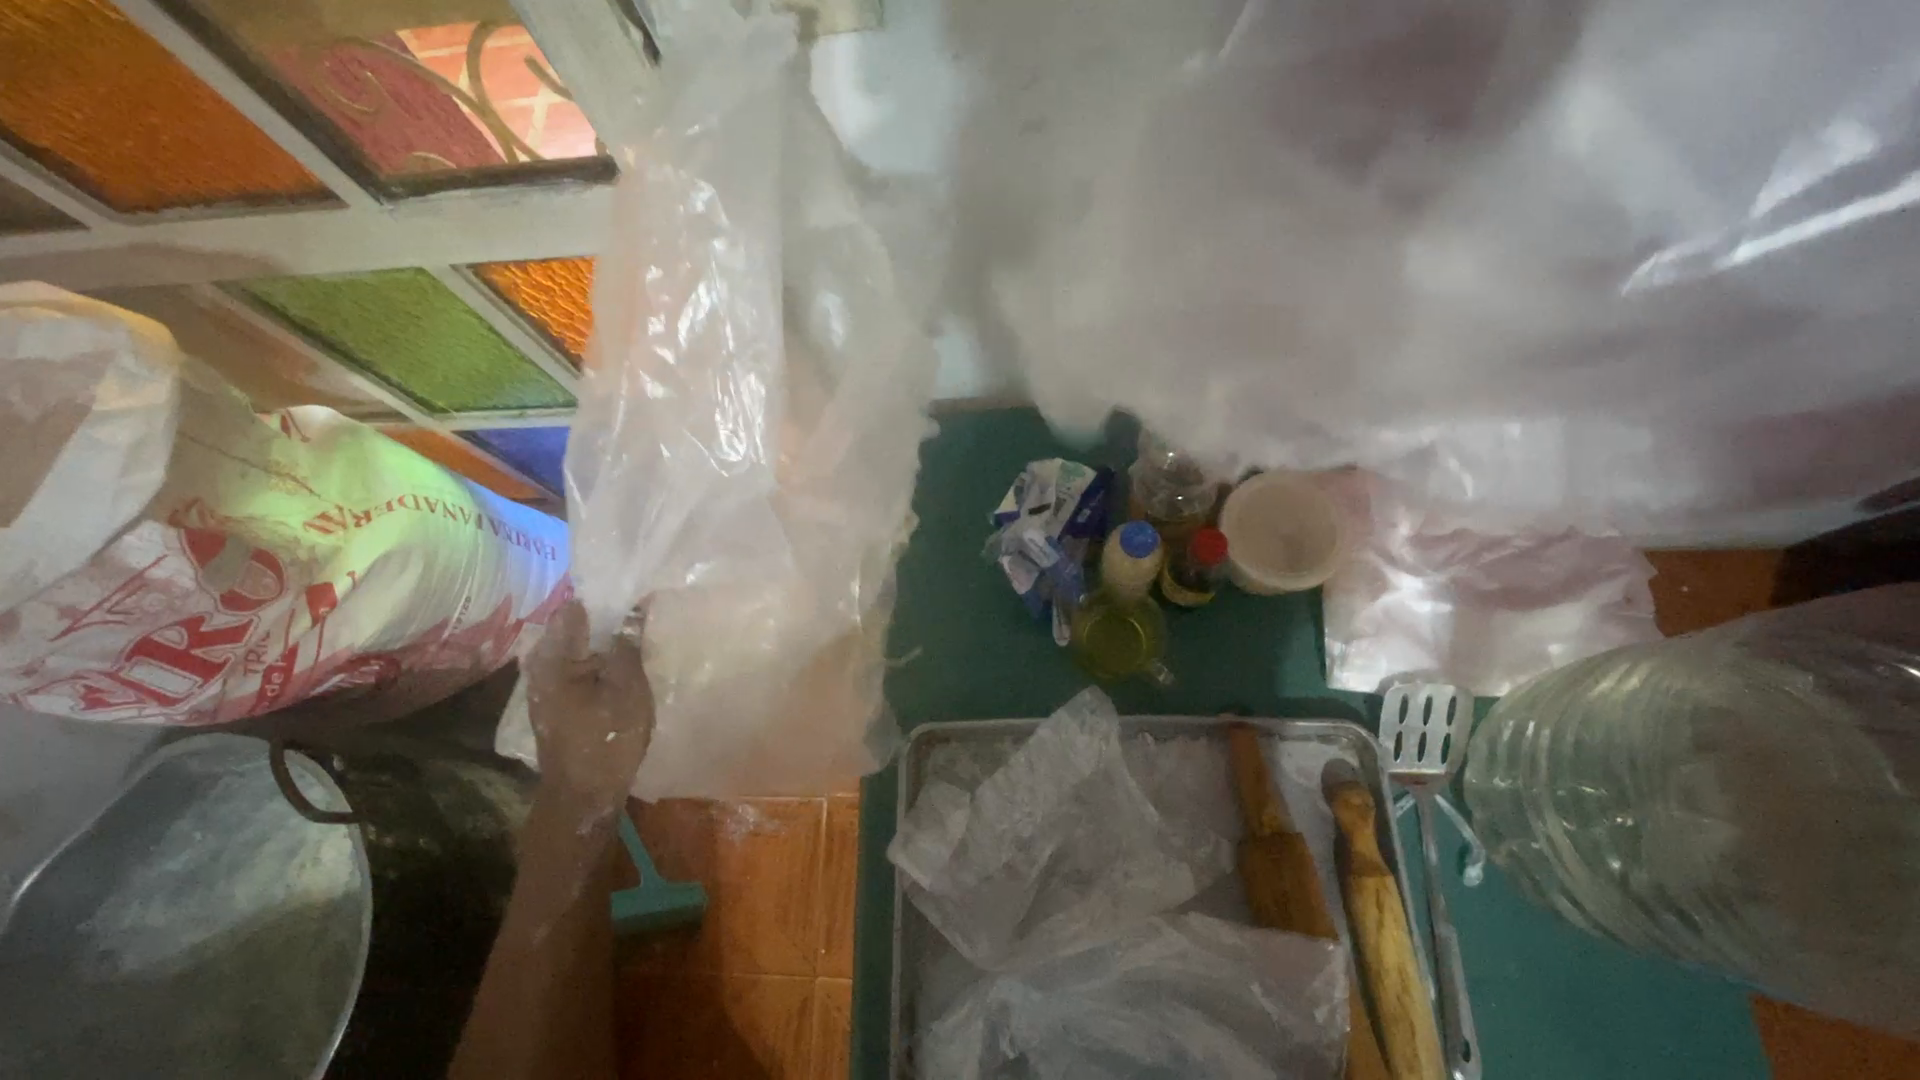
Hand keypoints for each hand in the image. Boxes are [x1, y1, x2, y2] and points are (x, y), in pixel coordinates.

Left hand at [526, 599, 654, 800]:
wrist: (582, 797)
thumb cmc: (606, 742)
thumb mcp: (628, 689)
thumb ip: (630, 644)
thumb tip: (637, 605)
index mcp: (555, 656)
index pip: (576, 607)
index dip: (607, 597)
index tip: (636, 591)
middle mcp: (541, 664)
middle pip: (574, 626)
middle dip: (606, 617)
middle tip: (642, 613)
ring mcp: (544, 684)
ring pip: (576, 647)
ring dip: (603, 641)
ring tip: (636, 636)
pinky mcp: (554, 700)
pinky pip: (576, 665)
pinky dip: (597, 661)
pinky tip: (620, 665)